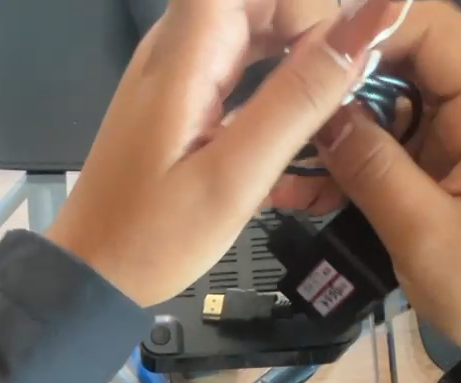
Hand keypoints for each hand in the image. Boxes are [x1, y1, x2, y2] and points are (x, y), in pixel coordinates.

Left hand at [45, 0, 397, 308]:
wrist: (91, 278)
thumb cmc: (151, 240)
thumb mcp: (235, 176)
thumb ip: (300, 97)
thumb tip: (369, 21)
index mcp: (185, 53)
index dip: (307, 4)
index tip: (337, 54)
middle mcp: (175, 48)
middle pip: (261, 0)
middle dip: (310, 33)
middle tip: (337, 94)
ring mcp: (173, 76)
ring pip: (253, 34)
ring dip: (294, 67)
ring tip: (321, 118)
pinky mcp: (175, 106)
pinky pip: (235, 73)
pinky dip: (268, 95)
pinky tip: (290, 139)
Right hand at [271, 2, 460, 382]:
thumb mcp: (427, 233)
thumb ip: (373, 169)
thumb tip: (322, 114)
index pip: (426, 25)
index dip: (360, 31)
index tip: (294, 60)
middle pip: (400, 62)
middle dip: (335, 85)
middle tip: (270, 114)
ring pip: (386, 109)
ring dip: (332, 135)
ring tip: (273, 163)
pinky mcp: (445, 168)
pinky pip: (389, 150)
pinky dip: (348, 167)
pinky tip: (299, 190)